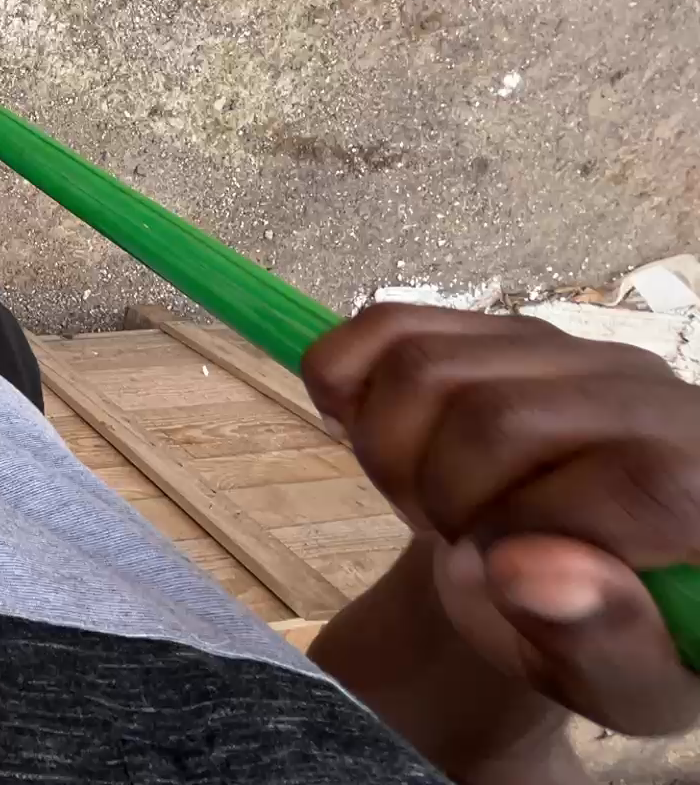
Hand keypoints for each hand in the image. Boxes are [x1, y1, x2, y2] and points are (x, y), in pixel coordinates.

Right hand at [303, 304, 699, 735]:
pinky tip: (360, 422)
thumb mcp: (610, 676)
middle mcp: (661, 395)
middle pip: (494, 417)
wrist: (540, 563)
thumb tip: (531, 573)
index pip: (644, 483)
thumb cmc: (587, 625)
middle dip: (432, 488)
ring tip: (414, 486)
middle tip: (443, 530)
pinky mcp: (475, 324)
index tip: (499, 571)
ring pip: (420, 366)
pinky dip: (338, 377)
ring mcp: (561, 346)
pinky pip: (377, 325)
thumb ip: (594, 640)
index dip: (536, 528)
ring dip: (381, 443)